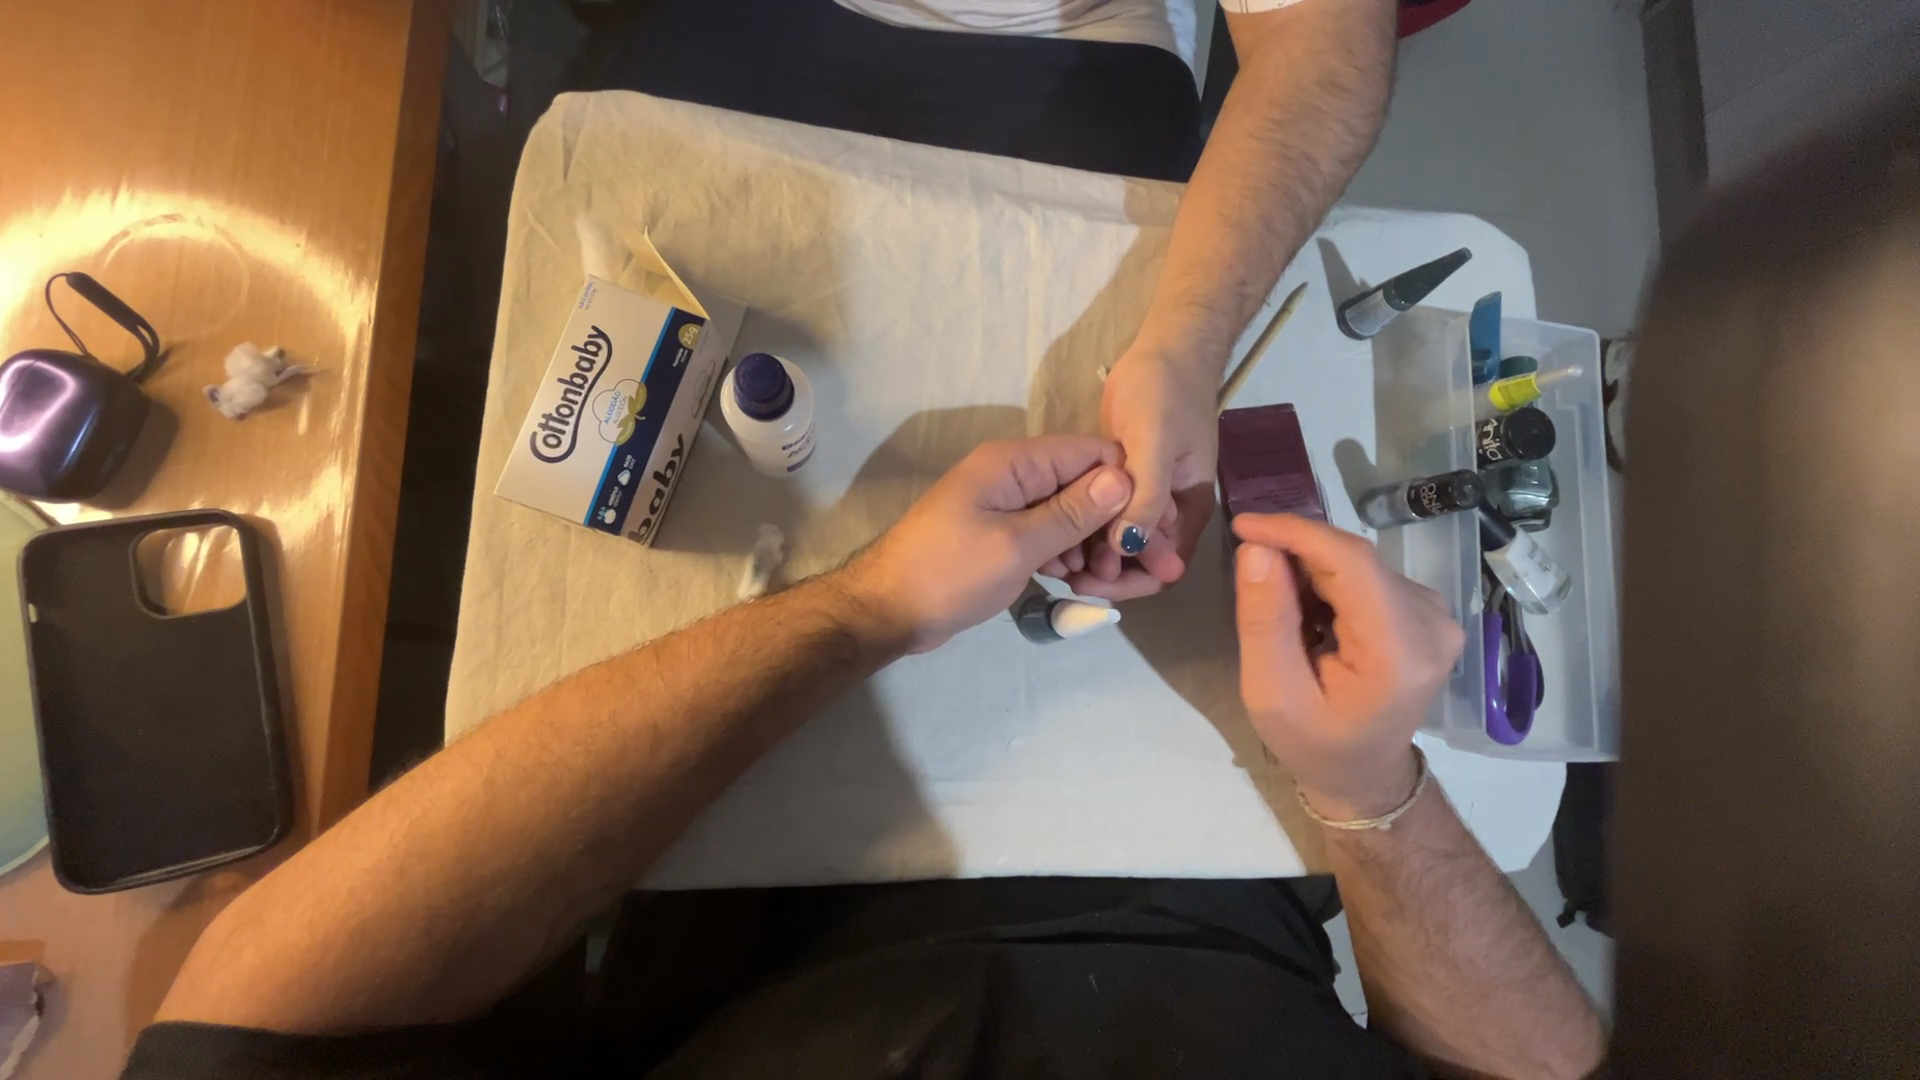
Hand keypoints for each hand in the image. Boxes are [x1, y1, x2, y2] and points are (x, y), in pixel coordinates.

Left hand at [841, 436, 1132, 652]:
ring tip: (1107, 583)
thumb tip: (1123, 478)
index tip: (1157, 528)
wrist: (889, 610)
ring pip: (1068, 515)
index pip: (1091, 454)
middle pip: (1083, 487)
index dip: (1128, 488)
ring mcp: (1006, 506)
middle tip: (1148, 570)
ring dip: (1091, 546)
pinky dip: (1065, 556)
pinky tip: (1076, 584)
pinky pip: (1047, 536)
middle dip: (1115, 525)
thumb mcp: (1017, 545)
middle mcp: (1014, 475)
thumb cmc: (950, 573)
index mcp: (1015, 462)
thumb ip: (1071, 512)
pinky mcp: (1002, 535)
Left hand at [1070, 347, 1218, 599]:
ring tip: (1054, 561)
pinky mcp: (1114, 481)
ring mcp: (1136, 495)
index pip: (1163, 560)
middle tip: (1067, 577)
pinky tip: (1050, 533)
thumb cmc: (1166, 394)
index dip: (1133, 577)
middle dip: (1105, 569)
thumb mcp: (1154, 446)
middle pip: (1134, 556)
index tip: (1096, 583)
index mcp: (1183, 508)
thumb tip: (1127, 546)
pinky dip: (1077, 528)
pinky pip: (1094, 516)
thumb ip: (1144, 496)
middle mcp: (1160, 508)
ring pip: (1110, 538)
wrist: (1167, 350)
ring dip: (1087, 552)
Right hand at [1231, 513, 1464, 819]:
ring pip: (1355, 562)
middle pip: (1353, 559)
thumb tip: (1256, 549)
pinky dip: (1324, 579)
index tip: (1241, 524)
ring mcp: (1434, 614)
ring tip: (1275, 605)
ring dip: (1306, 568)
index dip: (1295, 533)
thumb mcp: (1270, 692)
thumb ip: (1265, 620)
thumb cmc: (1312, 742)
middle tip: (1245, 572)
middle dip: (1293, 553)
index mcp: (1399, 652)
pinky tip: (1304, 612)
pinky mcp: (1424, 609)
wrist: (1362, 772)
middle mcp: (1431, 623)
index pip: (1350, 563)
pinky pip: (1363, 574)